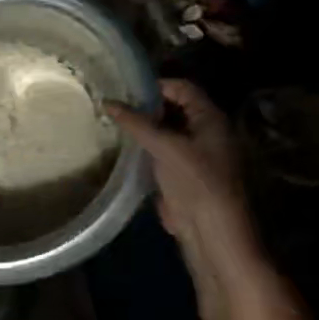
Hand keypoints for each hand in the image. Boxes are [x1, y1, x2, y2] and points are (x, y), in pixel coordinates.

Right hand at [104, 78, 245, 236]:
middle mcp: (205, 131)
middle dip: (145, 107)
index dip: (155, 86)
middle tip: (114, 106)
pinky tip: (122, 148)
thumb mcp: (165, 147)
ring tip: (112, 123)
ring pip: (165, 131)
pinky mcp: (182, 174)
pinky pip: (161, 152)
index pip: (181, 88)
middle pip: (173, 108)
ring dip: (143, 128)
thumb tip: (107, 101)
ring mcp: (194, 154)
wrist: (211, 233)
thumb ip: (136, 123)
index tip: (124, 90)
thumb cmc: (196, 182)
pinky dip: (144, 147)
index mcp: (210, 118)